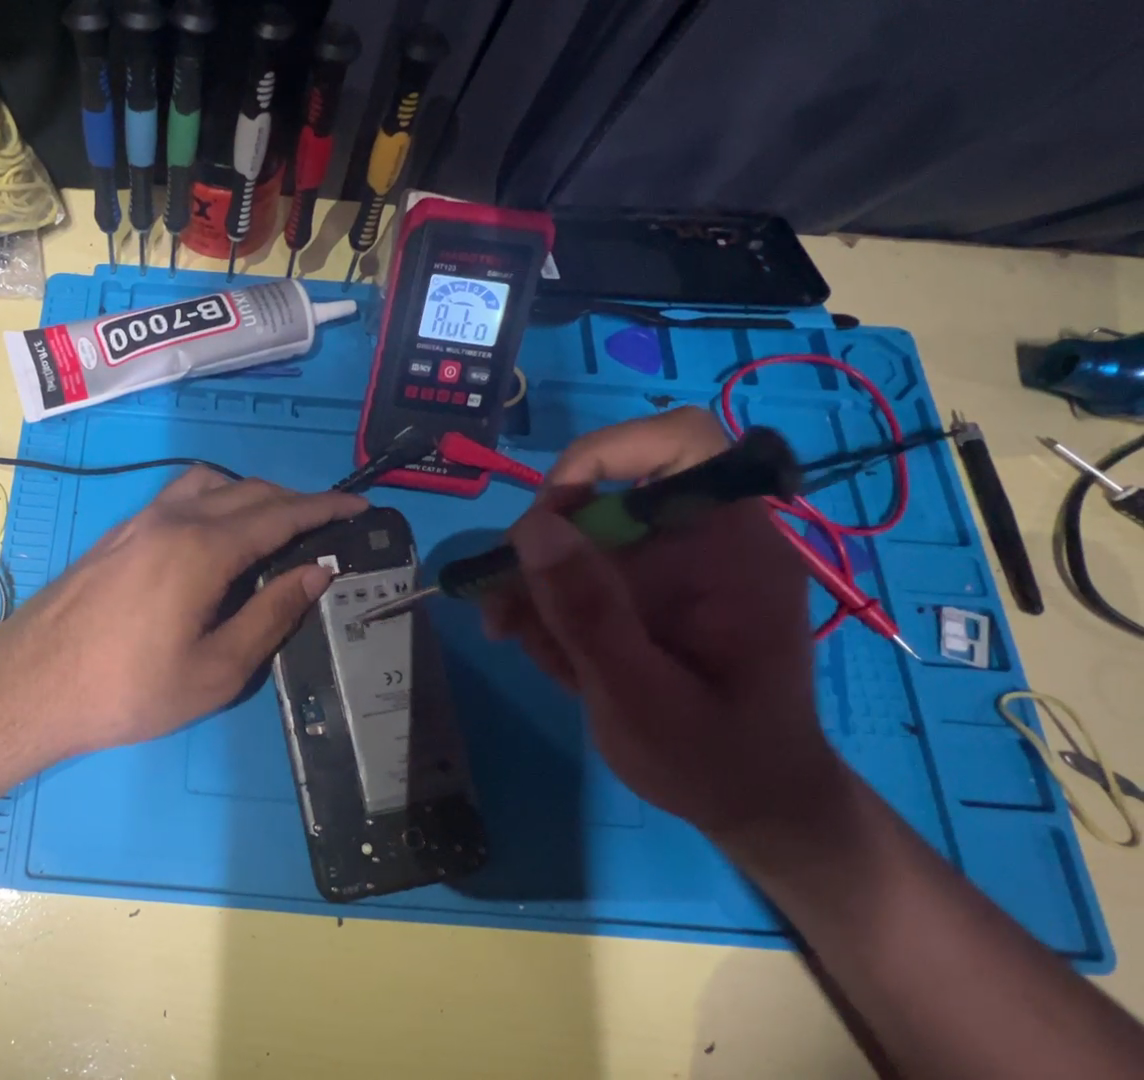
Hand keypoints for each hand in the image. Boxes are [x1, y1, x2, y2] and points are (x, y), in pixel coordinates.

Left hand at [0, 469, 365, 756]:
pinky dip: (213, 503)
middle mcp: (172, 517)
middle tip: (325, 527)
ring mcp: (137, 521)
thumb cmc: (129, 689)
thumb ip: (270, 615)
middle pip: (247, 491)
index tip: (360, 508)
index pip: (280, 513)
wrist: (30, 686)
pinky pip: (178, 498)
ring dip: (249, 496)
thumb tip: (316, 572)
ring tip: (272, 531)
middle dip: (293, 502)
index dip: (326, 508)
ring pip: (208, 484)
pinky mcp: (115, 535)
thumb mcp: (216, 669)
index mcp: (202, 547)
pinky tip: (215, 540)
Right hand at [483, 408, 845, 837]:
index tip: (550, 514)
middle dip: (543, 551)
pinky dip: (550, 610)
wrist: (749, 806)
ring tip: (528, 649)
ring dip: (537, 591)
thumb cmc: (715, 759)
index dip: (605, 455)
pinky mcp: (645, 593)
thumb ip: (588, 613)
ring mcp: (669, 568)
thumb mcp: (640, 695)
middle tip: (506, 608)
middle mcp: (699, 542)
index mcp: (731, 547)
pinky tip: (554, 661)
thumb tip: (531, 527)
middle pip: (602, 497)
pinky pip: (578, 575)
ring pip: (576, 542)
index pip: (679, 442)